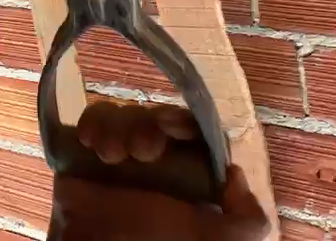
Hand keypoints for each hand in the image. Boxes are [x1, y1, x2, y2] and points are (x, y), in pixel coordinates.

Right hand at [49, 103, 270, 240]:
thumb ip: (247, 221)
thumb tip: (235, 174)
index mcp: (191, 183)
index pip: (194, 135)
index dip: (182, 121)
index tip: (168, 126)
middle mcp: (159, 166)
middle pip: (155, 118)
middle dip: (145, 126)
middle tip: (140, 151)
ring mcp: (123, 157)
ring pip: (124, 114)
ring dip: (115, 126)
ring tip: (108, 155)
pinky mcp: (90, 151)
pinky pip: (94, 119)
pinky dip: (93, 122)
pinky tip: (88, 142)